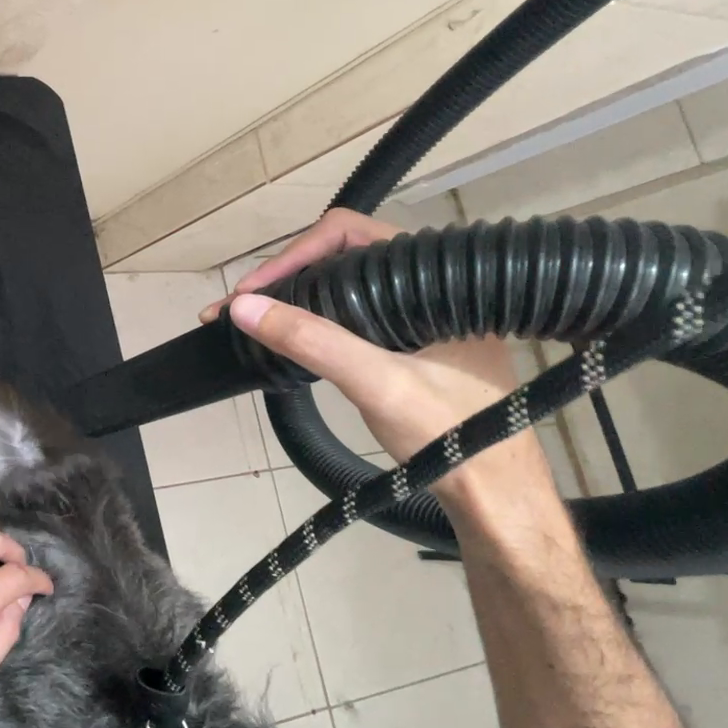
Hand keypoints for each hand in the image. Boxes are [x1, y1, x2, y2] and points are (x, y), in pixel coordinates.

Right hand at [205, 209, 551, 510]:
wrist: (489, 493)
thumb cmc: (449, 434)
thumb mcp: (375, 383)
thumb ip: (313, 341)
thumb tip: (242, 307)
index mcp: (435, 279)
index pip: (350, 234)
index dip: (294, 255)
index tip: (253, 291)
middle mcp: (423, 288)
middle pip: (336, 256)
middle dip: (280, 278)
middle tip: (238, 308)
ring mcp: (412, 316)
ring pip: (337, 287)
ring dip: (288, 300)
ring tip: (245, 320)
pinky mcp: (401, 342)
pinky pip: (343, 315)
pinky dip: (305, 321)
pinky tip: (279, 337)